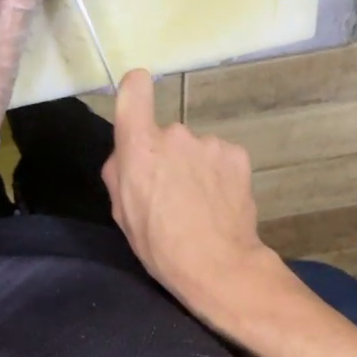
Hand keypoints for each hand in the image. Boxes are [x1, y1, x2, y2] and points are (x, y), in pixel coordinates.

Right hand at [103, 69, 270, 313]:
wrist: (217, 265)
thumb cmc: (159, 245)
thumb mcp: (122, 214)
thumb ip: (120, 174)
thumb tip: (126, 156)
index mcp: (139, 148)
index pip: (134, 91)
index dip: (134, 92)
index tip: (137, 98)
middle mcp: (175, 134)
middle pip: (165, 135)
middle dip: (165, 158)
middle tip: (169, 195)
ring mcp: (210, 143)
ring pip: (194, 150)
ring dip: (193, 169)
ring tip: (197, 206)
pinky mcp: (237, 155)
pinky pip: (219, 159)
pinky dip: (217, 176)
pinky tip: (217, 203)